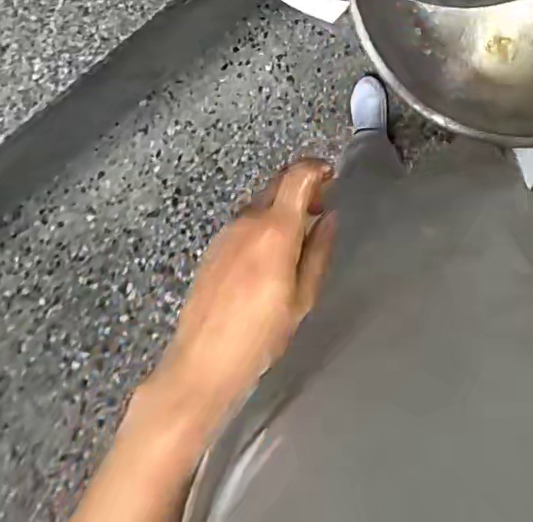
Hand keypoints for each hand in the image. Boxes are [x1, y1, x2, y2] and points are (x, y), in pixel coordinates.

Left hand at [145, 158, 337, 423]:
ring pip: (261, 201)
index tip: (331, 176)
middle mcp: (249, 220)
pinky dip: (264, 223)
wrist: (201, 364)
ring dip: (283, 206)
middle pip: (278, 182)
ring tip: (298, 235)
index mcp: (275, 229)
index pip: (297, 175)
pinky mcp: (213, 246)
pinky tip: (270, 253)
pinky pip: (246, 221)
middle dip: (303, 186)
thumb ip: (319, 251)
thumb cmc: (260, 336)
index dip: (317, 168)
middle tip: (321, 207)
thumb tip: (328, 218)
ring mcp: (227, 231)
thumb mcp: (303, 298)